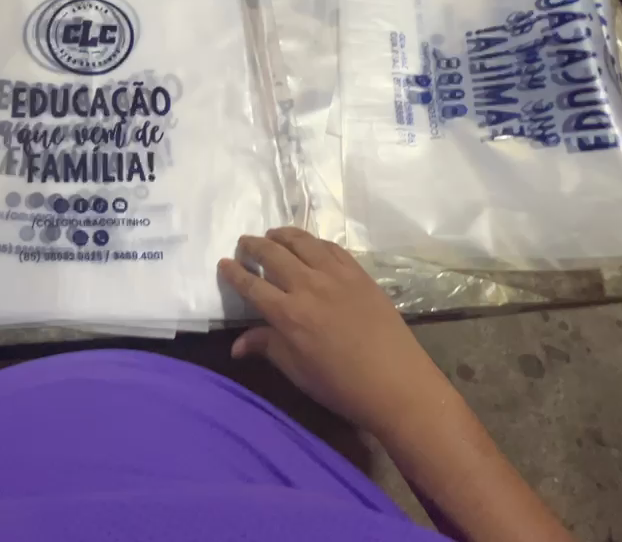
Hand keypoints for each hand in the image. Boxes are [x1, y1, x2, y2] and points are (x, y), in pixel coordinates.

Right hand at [219, 227, 450, 438]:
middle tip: (244, 244)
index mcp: (289, 314)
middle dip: (253, 245)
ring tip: (272, 235)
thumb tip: (235, 346)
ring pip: (301, 241)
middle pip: (272, 254)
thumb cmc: (342, 386)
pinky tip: (309, 245)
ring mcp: (335, 275)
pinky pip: (330, 247)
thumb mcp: (298, 371)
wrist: (398, 384)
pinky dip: (313, 242)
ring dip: (281, 235)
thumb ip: (267, 347)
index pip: (251, 285)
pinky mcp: (358, 273)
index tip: (223, 263)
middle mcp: (308, 286)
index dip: (234, 273)